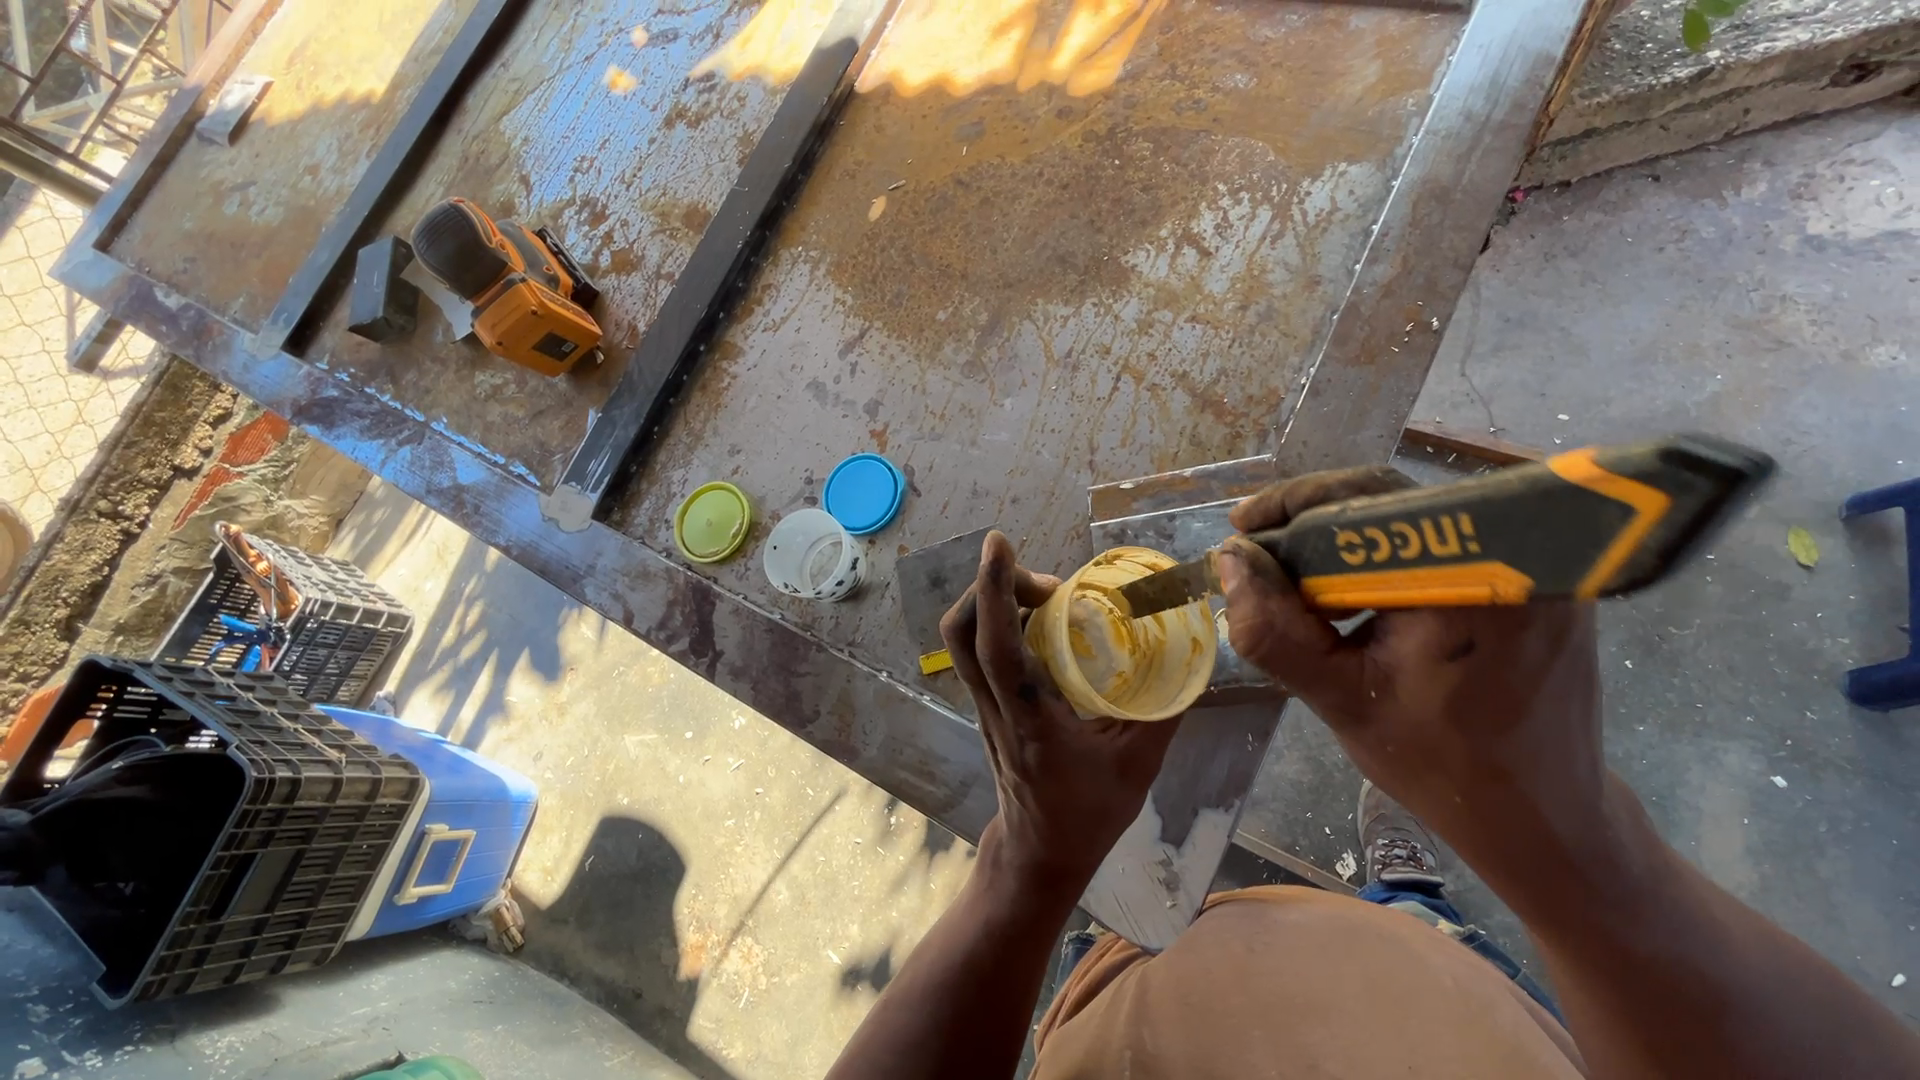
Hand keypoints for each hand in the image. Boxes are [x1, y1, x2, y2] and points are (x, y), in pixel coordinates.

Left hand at [941, 532, 1183, 903]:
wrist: (1040, 853)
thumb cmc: (1088, 812)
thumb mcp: (1138, 765)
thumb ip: (1163, 709)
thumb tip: (1189, 655)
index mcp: (1029, 719)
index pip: (996, 646)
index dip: (994, 590)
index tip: (998, 544)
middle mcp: (995, 706)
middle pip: (962, 633)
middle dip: (991, 588)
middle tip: (1044, 581)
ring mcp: (983, 707)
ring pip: (963, 642)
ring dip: (993, 604)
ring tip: (1044, 596)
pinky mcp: (985, 708)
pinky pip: (978, 653)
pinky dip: (999, 623)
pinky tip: (1041, 626)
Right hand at [1215, 467, 1606, 885]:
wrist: (1542, 814)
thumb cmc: (1437, 763)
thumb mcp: (1337, 699)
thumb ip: (1271, 630)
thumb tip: (1230, 561)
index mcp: (1467, 581)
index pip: (1365, 501)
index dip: (1295, 505)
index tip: (1243, 529)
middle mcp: (1517, 554)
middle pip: (1393, 502)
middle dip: (1317, 522)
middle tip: (1264, 553)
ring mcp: (1538, 564)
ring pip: (1418, 520)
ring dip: (1352, 540)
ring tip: (1303, 577)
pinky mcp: (1543, 580)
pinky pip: (1451, 542)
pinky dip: (1394, 558)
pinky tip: (1362, 593)